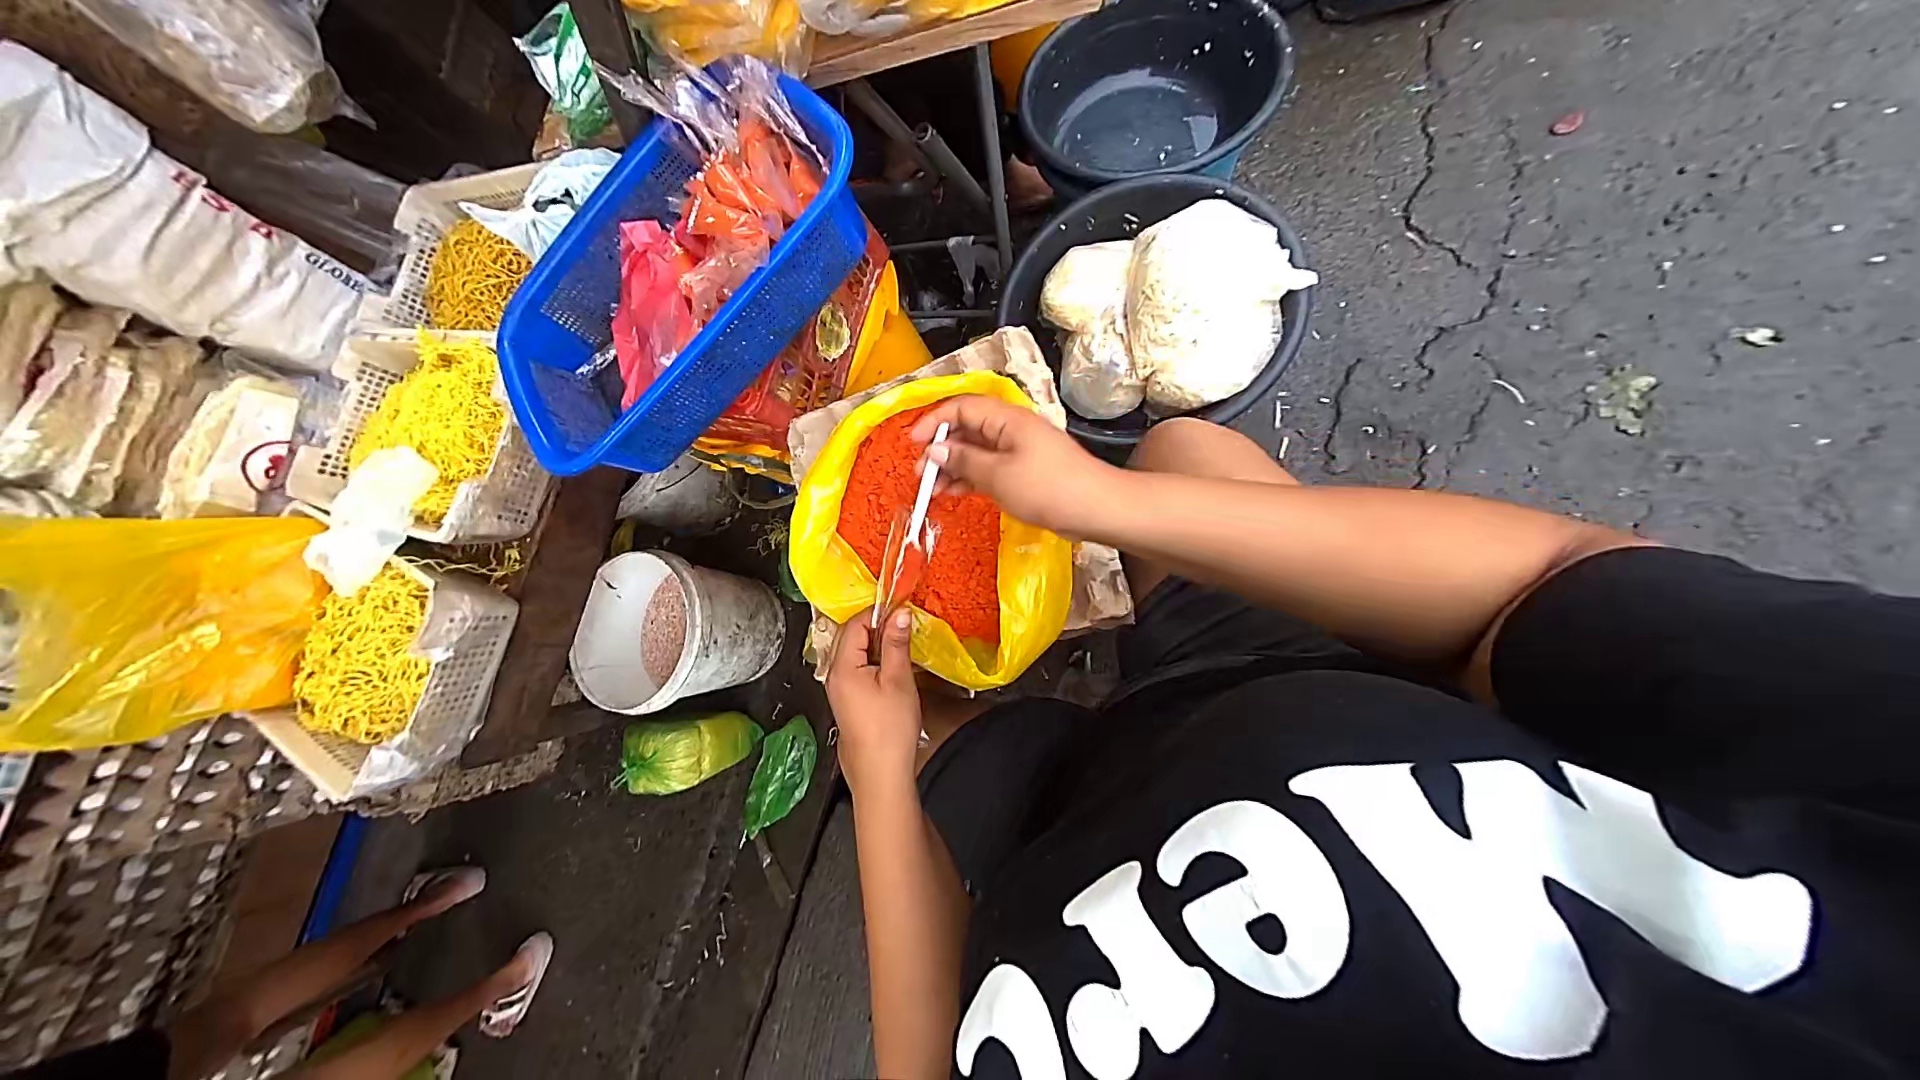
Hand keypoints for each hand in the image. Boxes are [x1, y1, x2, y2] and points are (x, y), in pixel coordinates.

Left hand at [826, 607, 921, 794]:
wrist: (880, 773)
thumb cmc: (890, 730)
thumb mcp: (898, 680)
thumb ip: (897, 643)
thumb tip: (900, 614)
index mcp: (842, 667)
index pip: (854, 624)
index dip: (877, 613)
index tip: (901, 610)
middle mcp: (834, 675)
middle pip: (851, 637)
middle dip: (877, 627)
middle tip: (904, 627)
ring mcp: (838, 689)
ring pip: (855, 653)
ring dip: (877, 645)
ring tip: (902, 647)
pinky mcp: (847, 700)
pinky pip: (857, 668)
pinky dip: (874, 661)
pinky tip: (892, 668)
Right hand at [910, 395, 1124, 537]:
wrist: (1097, 509)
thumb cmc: (1050, 488)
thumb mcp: (998, 475)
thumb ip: (964, 461)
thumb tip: (936, 451)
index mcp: (1007, 419)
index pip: (961, 407)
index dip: (934, 422)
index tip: (915, 444)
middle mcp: (1011, 429)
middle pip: (967, 429)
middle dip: (941, 448)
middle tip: (922, 473)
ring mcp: (1019, 450)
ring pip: (976, 451)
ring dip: (953, 467)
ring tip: (934, 489)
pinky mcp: (1024, 471)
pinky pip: (989, 467)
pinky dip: (971, 478)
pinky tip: (955, 492)